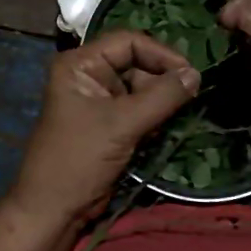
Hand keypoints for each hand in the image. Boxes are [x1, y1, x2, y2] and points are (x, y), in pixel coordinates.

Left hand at [7, 30, 199, 228]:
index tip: (191, 73)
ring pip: (141, 87)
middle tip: (190, 98)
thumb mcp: (122, 124)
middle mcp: (88, 75)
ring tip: (177, 117)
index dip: (160, 53)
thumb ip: (161, 97)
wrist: (55, 208)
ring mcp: (98, 99)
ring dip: (161, 101)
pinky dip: (154, 117)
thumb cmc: (79, 158)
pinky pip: (138, 109)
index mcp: (80, 64)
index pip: (128, 42)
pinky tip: (164, 129)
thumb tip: (196, 74)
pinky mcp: (108, 122)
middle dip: (162, 80)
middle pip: (136, 63)